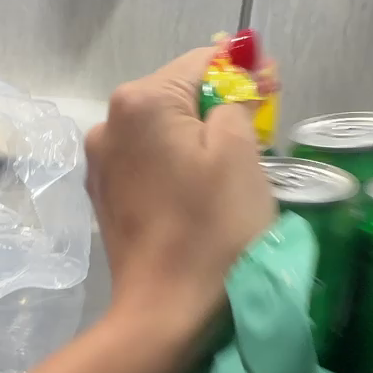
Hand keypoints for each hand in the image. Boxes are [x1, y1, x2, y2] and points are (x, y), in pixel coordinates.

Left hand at [86, 48, 275, 342]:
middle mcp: (107, 123)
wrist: (164, 310)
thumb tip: (241, 72)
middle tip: (256, 142)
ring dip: (196, 139)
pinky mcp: (103, 196)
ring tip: (226, 174)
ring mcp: (100, 162)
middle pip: (177, 95)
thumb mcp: (239, 152)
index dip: (244, 76)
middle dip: (218, 108)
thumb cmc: (211, 228)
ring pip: (162, 131)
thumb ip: (238, 99)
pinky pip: (146, 163)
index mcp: (139, 101)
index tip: (272, 101)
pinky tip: (193, 196)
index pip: (203, 62)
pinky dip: (173, 167)